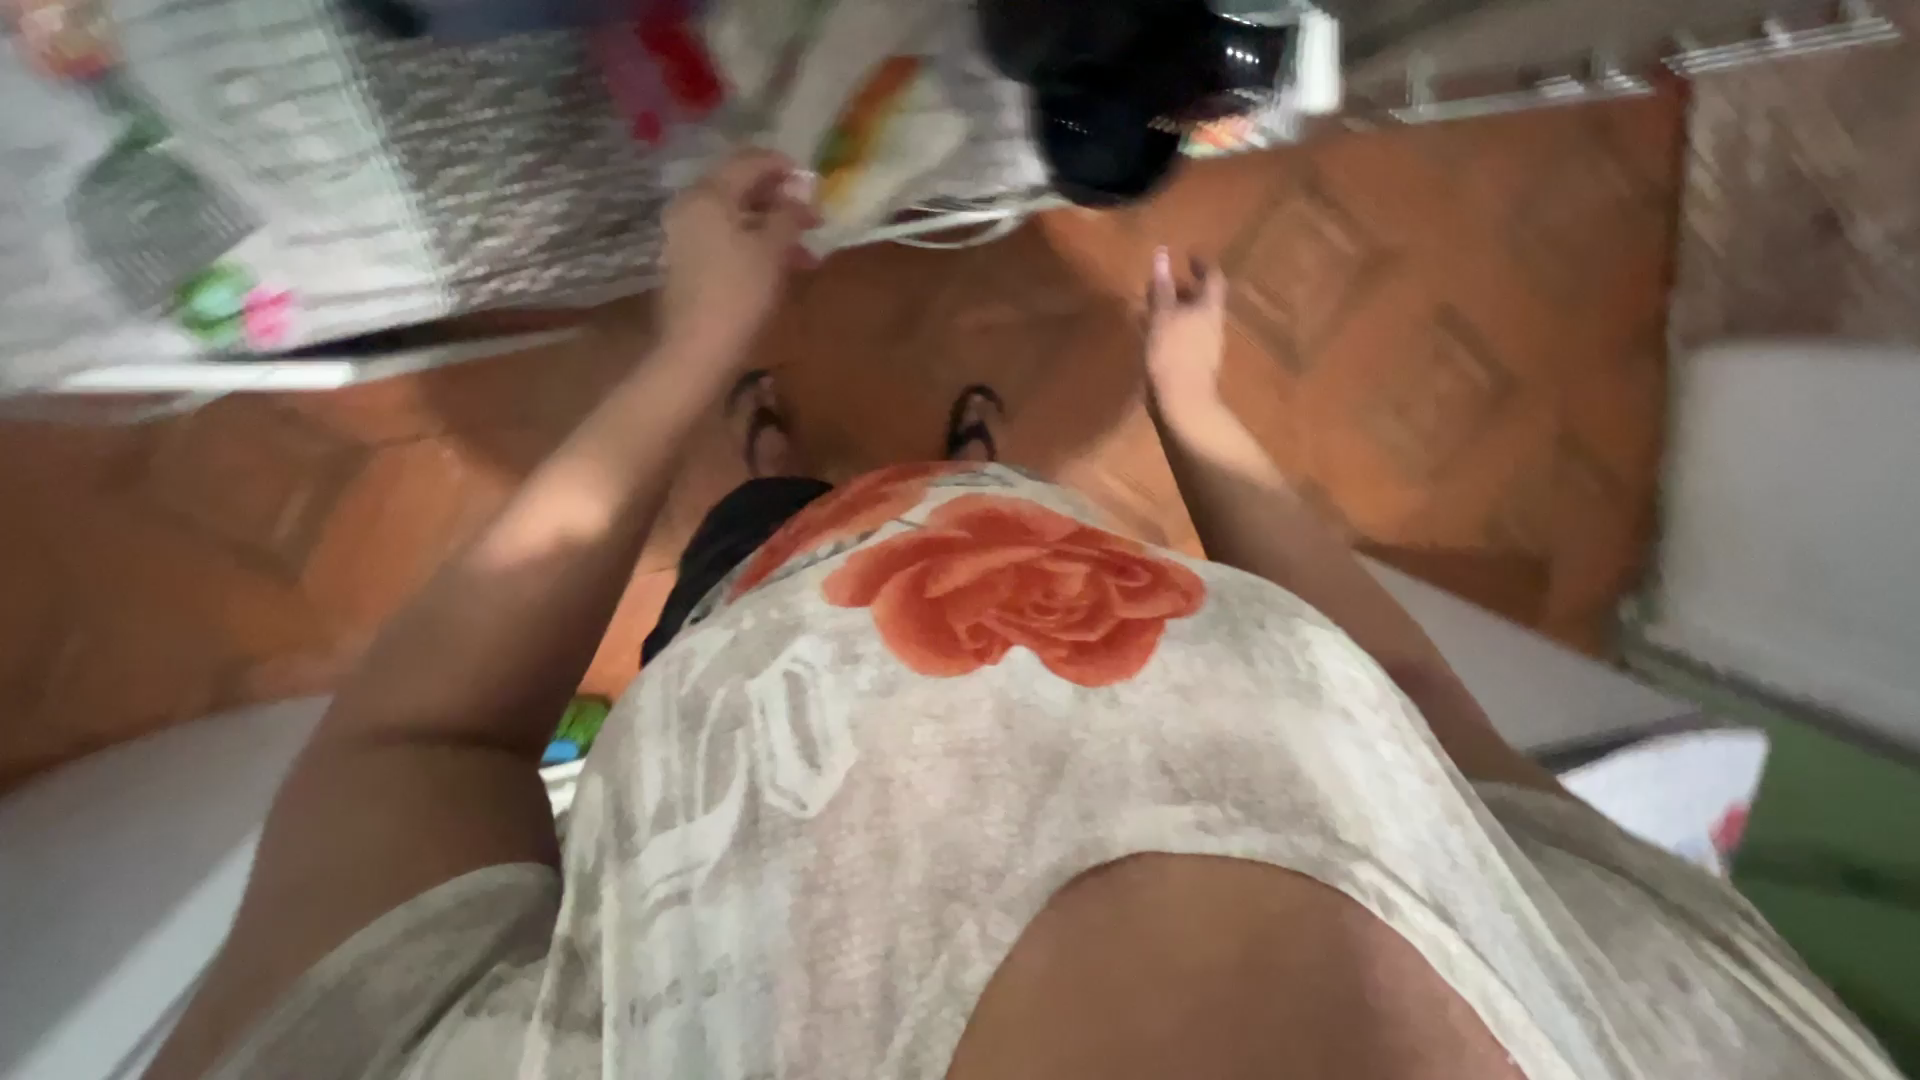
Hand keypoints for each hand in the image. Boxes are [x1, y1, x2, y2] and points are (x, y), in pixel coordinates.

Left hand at [659, 147, 820, 357]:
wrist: (699, 350)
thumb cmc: (740, 294)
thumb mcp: (774, 250)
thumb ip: (790, 215)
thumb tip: (802, 194)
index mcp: (709, 195)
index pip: (750, 162)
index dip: (784, 168)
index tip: (814, 183)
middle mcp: (690, 207)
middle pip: (739, 189)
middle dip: (779, 202)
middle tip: (813, 219)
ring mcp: (684, 237)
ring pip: (734, 219)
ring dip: (771, 229)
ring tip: (805, 252)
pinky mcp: (687, 265)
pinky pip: (725, 241)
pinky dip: (753, 246)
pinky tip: (778, 268)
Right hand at [1144, 246, 1227, 419]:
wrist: (1182, 405)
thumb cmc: (1172, 355)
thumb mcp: (1163, 317)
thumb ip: (1162, 287)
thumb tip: (1162, 253)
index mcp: (1209, 309)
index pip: (1212, 278)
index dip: (1202, 264)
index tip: (1189, 254)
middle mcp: (1212, 326)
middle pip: (1203, 301)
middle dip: (1185, 289)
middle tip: (1165, 281)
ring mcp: (1204, 349)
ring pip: (1192, 321)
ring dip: (1175, 311)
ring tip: (1153, 307)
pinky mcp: (1192, 367)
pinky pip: (1183, 339)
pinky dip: (1170, 330)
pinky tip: (1153, 335)